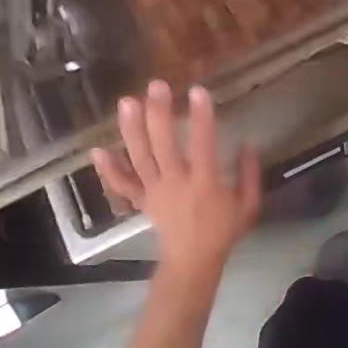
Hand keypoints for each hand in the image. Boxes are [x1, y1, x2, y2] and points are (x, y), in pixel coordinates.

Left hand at [91, 81, 261, 275]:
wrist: (193, 261)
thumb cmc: (222, 232)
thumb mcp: (248, 205)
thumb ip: (250, 174)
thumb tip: (248, 143)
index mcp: (205, 184)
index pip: (203, 145)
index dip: (201, 118)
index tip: (198, 91)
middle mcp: (176, 184)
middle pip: (164, 146)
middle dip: (159, 115)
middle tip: (157, 86)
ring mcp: (154, 191)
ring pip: (140, 158)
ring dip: (132, 130)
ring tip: (127, 102)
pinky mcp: (141, 200)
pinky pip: (122, 185)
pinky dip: (109, 169)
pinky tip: (97, 150)